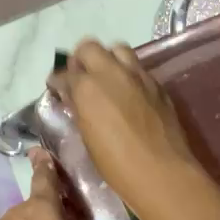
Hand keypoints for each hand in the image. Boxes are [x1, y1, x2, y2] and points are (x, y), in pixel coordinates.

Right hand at [51, 40, 206, 213]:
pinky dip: (128, 74)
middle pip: (90, 47)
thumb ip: (79, 109)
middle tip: (80, 77)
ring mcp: (138, 76)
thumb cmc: (116, 163)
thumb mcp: (87, 137)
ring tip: (106, 77)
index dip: (58, 81)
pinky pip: (138, 68)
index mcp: (87, 87)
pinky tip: (128, 92)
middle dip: (80, 59)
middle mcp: (112, 73)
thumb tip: (75, 98)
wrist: (161, 172)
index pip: (65, 74)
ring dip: (107, 59)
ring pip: (118, 49)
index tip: (57, 88)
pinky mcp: (157, 85)